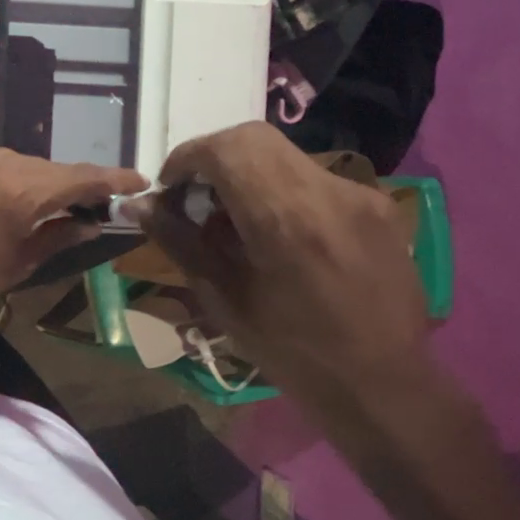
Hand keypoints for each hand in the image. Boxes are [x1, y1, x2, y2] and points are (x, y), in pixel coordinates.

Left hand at [0, 150, 145, 348]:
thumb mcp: (20, 262)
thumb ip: (59, 234)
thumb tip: (91, 222)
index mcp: (23, 189)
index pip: (81, 177)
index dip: (113, 180)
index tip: (139, 183)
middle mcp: (1, 166)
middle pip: (55, 169)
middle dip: (81, 185)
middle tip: (103, 203)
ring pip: (27, 168)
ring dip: (49, 184)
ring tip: (68, 206)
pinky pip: (0, 171)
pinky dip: (19, 183)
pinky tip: (27, 202)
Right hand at [136, 123, 432, 423]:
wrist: (380, 380)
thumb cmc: (289, 348)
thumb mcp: (221, 297)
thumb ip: (178, 240)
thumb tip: (139, 204)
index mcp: (285, 220)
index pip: (228, 149)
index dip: (188, 158)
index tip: (169, 189)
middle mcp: (327, 193)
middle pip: (255, 140)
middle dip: (212, 159)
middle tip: (193, 199)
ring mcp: (359, 196)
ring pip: (284, 156)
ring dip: (245, 175)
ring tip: (230, 223)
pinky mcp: (376, 205)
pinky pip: (312, 179)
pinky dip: (278, 190)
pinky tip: (272, 236)